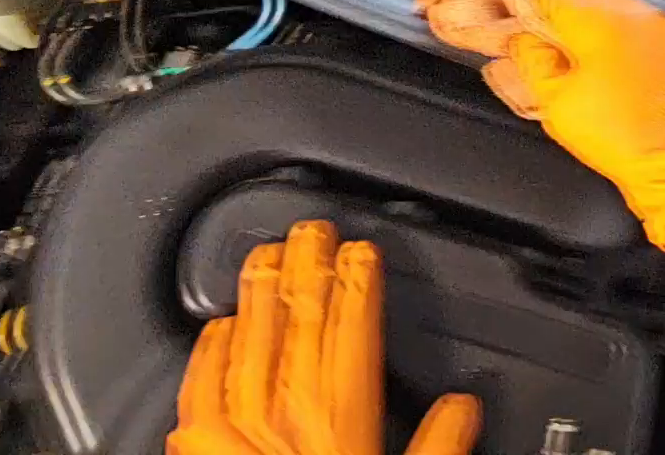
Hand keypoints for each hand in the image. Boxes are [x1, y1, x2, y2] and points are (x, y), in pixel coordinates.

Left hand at [165, 221, 479, 454]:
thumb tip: (464, 406)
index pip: (354, 337)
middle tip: (311, 230)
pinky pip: (200, 401)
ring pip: (251, 351)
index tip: (360, 250)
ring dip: (259, 299)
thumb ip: (438, 451)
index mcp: (344, 430)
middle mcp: (290, 428)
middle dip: (308, 273)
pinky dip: (207, 359)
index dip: (358, 286)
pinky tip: (213, 327)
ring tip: (265, 255)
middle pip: (301, 331)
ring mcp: (241, 444)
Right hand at [417, 0, 664, 253]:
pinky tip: (623, 67)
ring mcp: (663, 26)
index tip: (526, 27)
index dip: (533, 12)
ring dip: (602, 19)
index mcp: (597, 20)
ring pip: (622, 4)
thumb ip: (533, 61)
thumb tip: (522, 39)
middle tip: (557, 37)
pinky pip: (648, 26)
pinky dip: (631, 36)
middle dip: (569, 7)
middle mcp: (633, 13)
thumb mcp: (556, 104)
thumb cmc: (619, 138)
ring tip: (591, 56)